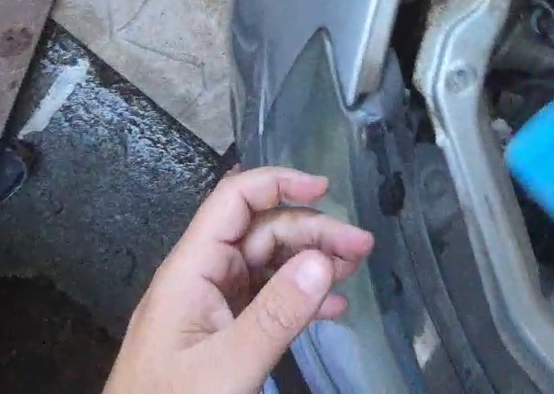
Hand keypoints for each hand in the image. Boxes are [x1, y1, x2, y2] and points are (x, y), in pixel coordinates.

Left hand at [105, 168, 375, 393]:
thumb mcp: (224, 368)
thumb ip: (275, 315)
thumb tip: (323, 260)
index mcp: (191, 268)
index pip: (235, 200)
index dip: (279, 184)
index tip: (326, 189)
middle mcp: (204, 276)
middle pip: (264, 231)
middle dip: (314, 232)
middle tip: (362, 248)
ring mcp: (215, 306)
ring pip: (272, 263)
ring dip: (315, 263)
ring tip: (356, 271)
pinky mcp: (225, 334)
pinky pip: (270, 300)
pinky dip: (304, 299)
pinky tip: (335, 309)